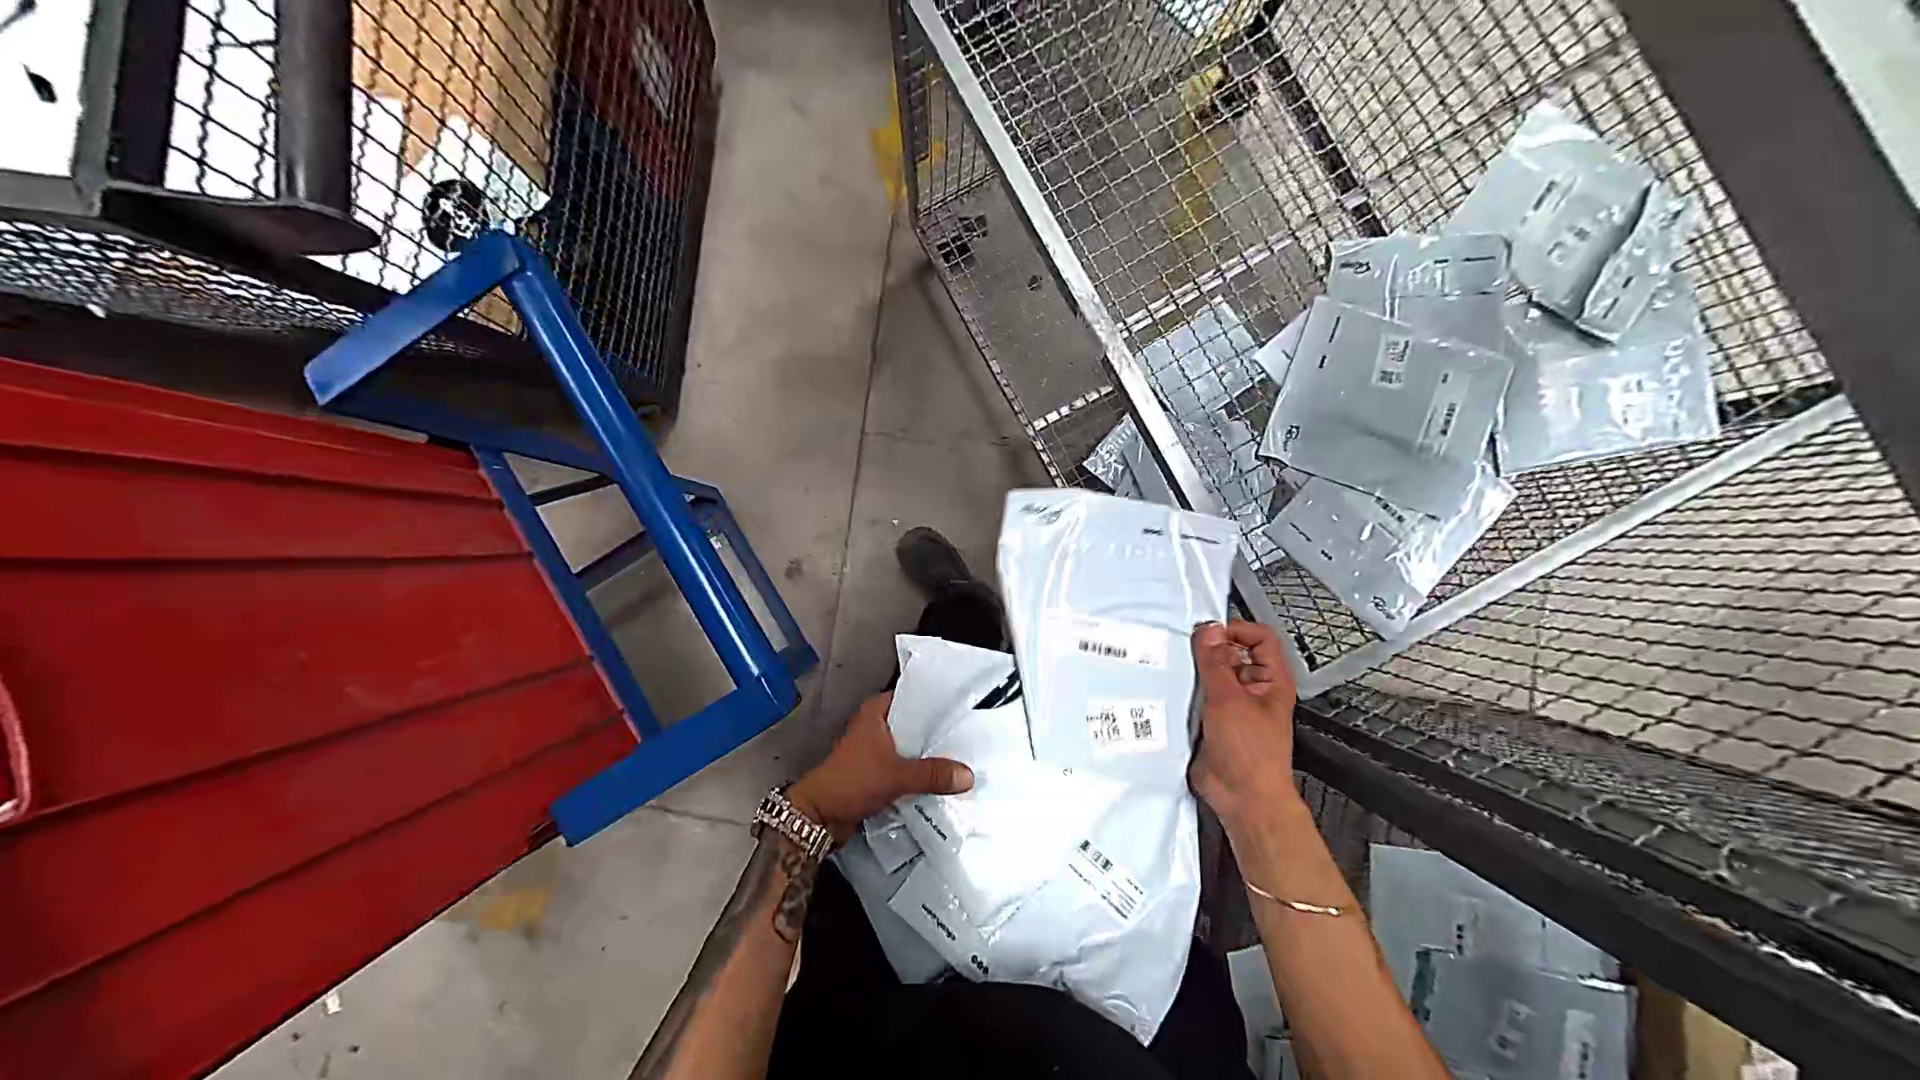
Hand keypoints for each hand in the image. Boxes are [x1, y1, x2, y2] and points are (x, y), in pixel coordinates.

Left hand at [788, 691, 973, 843]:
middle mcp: (874, 724)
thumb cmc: (852, 782)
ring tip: (961, 756)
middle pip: (913, 723)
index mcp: (875, 711)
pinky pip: (903, 765)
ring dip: (927, 754)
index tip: (962, 707)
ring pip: (909, 746)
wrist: (819, 817)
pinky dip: (918, 771)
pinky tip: (940, 778)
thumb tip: (968, 775)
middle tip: (968, 735)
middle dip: (936, 732)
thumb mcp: (897, 775)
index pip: (912, 695)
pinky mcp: (874, 770)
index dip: (936, 700)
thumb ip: (933, 774)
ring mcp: (874, 748)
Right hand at [1188, 621, 1300, 827]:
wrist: (1243, 797)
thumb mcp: (1228, 699)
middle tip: (1190, 653)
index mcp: (1272, 680)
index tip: (1210, 634)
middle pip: (1231, 654)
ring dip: (1196, 675)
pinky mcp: (1213, 720)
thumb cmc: (1252, 757)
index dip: (1236, 630)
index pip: (1259, 637)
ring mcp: (1233, 705)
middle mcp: (1254, 690)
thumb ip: (1215, 662)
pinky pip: (1198, 696)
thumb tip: (1209, 631)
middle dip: (1209, 652)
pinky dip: (1187, 693)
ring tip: (1183, 675)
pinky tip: (1176, 694)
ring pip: (1212, 675)